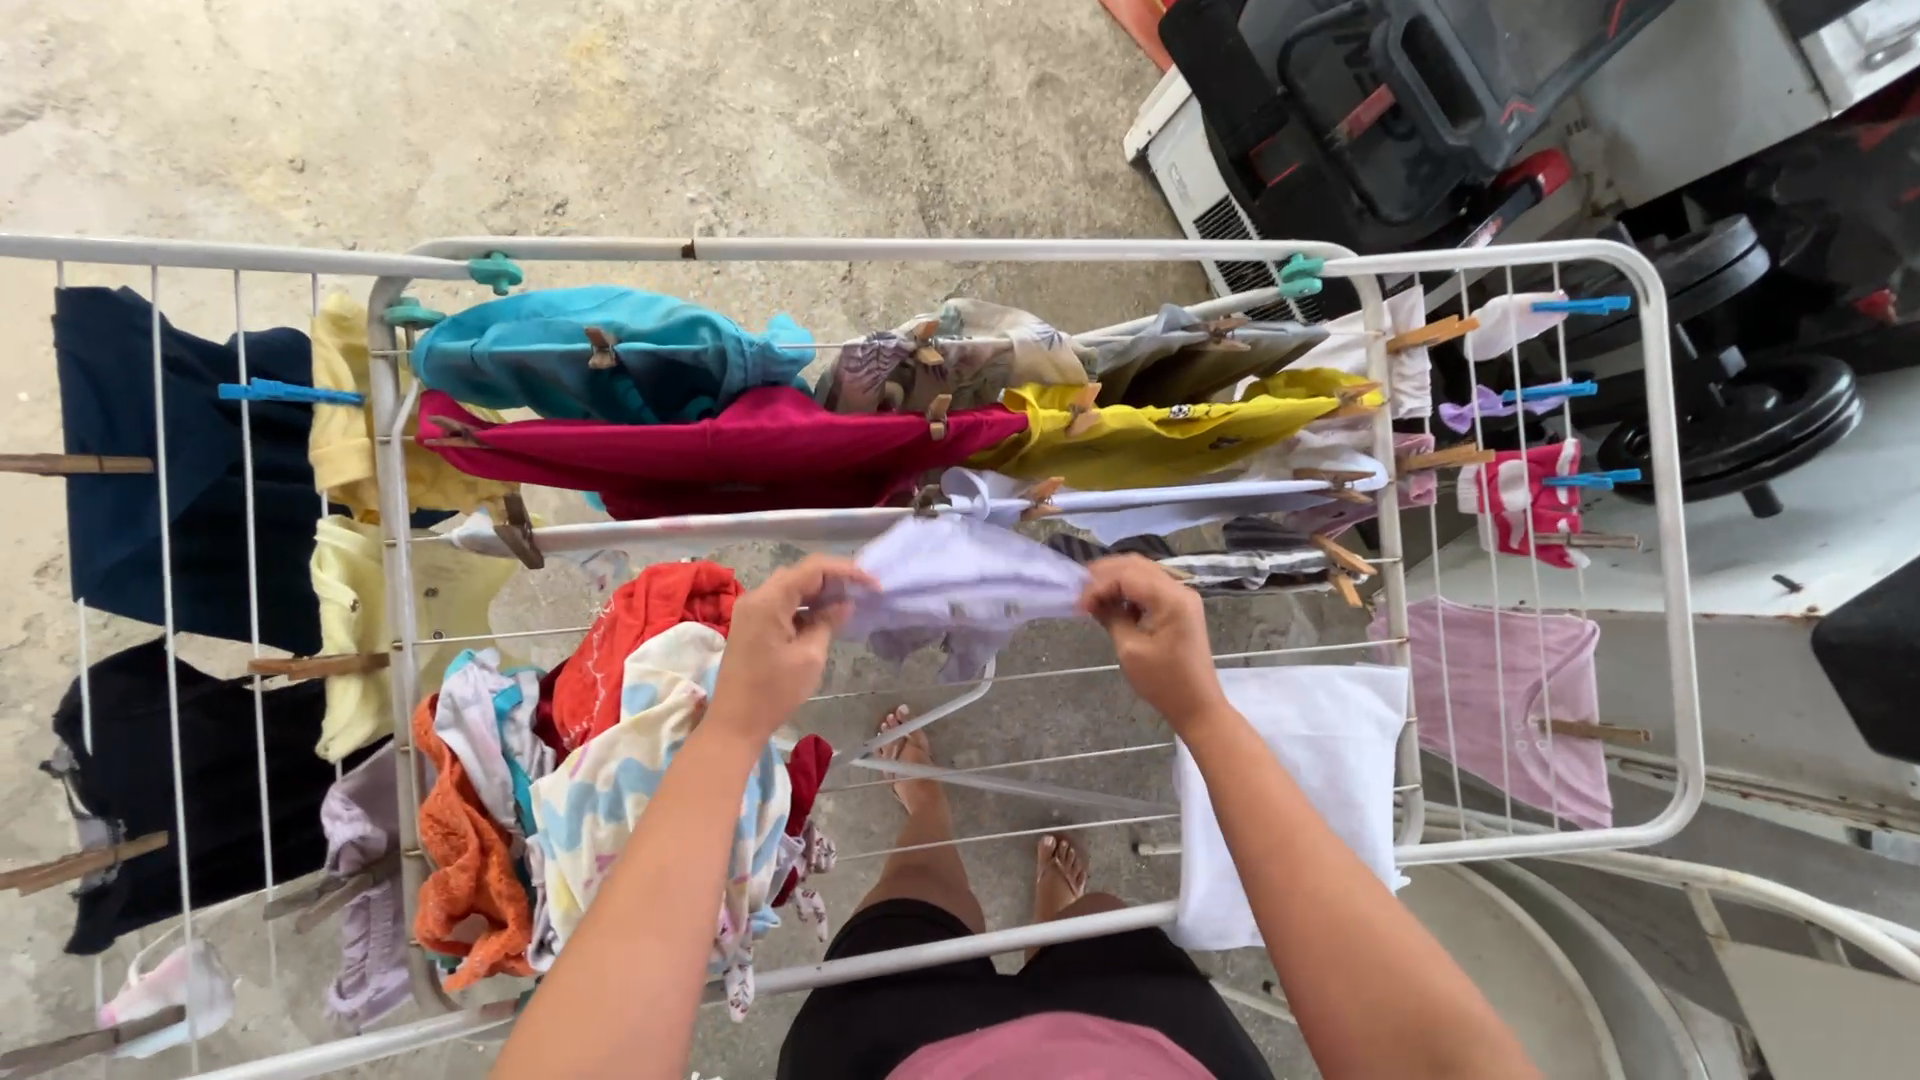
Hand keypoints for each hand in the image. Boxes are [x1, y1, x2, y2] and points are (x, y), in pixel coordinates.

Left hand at [707, 555, 876, 741]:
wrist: (736, 722)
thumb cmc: (774, 692)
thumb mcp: (810, 656)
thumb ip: (828, 622)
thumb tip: (845, 603)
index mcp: (769, 600)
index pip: (813, 568)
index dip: (846, 571)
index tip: (873, 585)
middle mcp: (757, 597)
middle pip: (800, 574)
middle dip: (834, 579)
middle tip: (863, 593)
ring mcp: (751, 610)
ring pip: (791, 588)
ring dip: (820, 592)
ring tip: (850, 602)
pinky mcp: (752, 624)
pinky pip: (782, 603)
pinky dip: (805, 605)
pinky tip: (825, 617)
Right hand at [1080, 555, 1228, 733]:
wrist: (1197, 705)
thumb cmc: (1163, 682)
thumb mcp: (1130, 650)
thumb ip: (1111, 617)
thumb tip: (1091, 600)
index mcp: (1171, 599)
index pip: (1127, 575)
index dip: (1098, 585)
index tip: (1079, 605)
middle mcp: (1180, 589)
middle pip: (1136, 565)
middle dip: (1104, 574)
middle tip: (1079, 589)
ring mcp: (1182, 596)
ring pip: (1142, 572)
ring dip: (1115, 579)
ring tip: (1092, 595)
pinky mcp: (1180, 606)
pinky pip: (1150, 586)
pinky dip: (1129, 589)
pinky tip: (1113, 603)